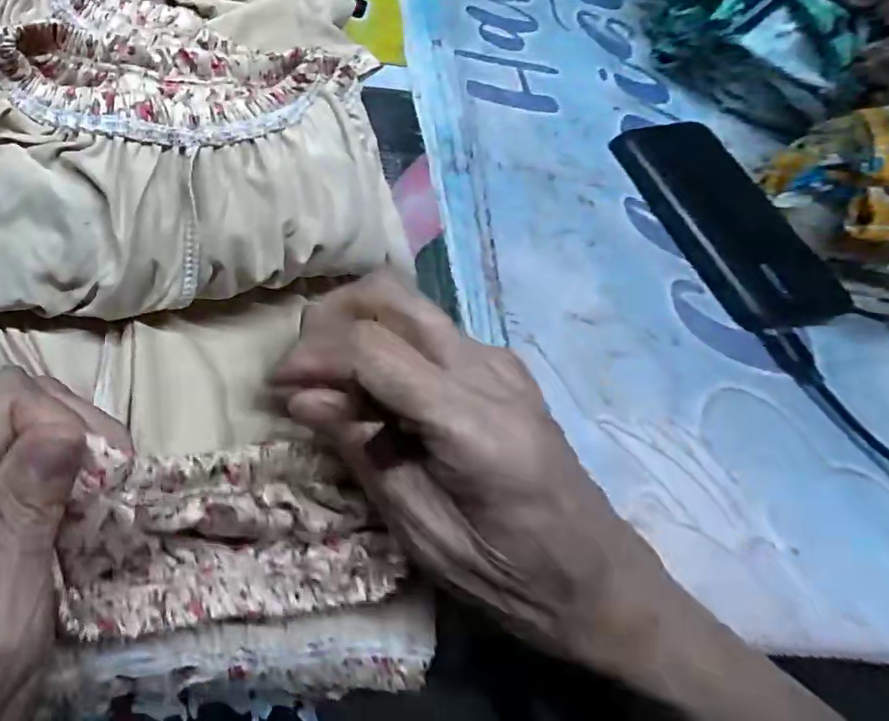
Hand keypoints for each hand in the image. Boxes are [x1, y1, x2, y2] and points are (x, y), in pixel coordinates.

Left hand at [0, 368, 130, 720]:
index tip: (103, 468)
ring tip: (104, 489)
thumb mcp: (9, 602)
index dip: (60, 417)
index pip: (4, 399)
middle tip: (115, 479)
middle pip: (15, 399)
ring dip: (74, 443)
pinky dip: (62, 463)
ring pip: (24, 417)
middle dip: (74, 425)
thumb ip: (29, 511)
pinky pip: (21, 449)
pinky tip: (82, 497)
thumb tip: (65, 428)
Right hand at [272, 271, 838, 719]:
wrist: (611, 592)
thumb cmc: (513, 580)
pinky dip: (379, 337)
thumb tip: (299, 397)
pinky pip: (423, 326)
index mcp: (475, 425)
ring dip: (350, 322)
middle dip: (325, 319)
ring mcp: (499, 362)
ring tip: (327, 375)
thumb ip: (360, 452)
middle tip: (300, 370)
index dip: (311, 357)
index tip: (276, 387)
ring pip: (403, 299)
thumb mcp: (422, 534)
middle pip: (386, 295)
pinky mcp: (499, 365)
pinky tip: (371, 387)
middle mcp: (490, 374)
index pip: (371, 349)